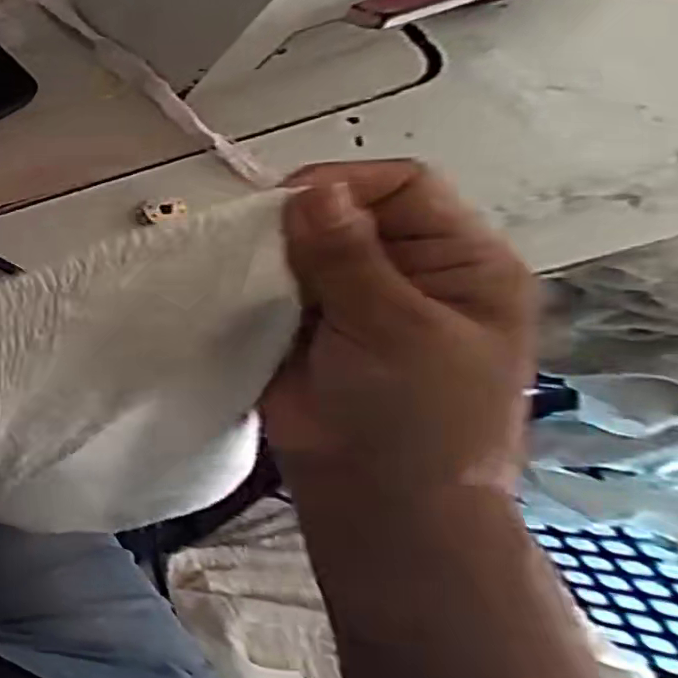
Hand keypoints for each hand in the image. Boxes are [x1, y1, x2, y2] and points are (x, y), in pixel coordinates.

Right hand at [261, 160, 537, 503]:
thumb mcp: (397, 329)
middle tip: (246, 243)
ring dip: (262, 256)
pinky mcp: (293, 327)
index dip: (343, 186)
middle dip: (292, 223)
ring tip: (231, 270)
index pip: (402, 188)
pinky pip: (264, 289)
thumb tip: (312, 191)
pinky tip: (222, 289)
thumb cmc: (414, 413)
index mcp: (455, 262)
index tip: (282, 208)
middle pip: (340, 215)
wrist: (371, 491)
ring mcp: (342, 301)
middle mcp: (398, 272)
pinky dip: (242, 285)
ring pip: (294, 252)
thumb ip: (350, 259)